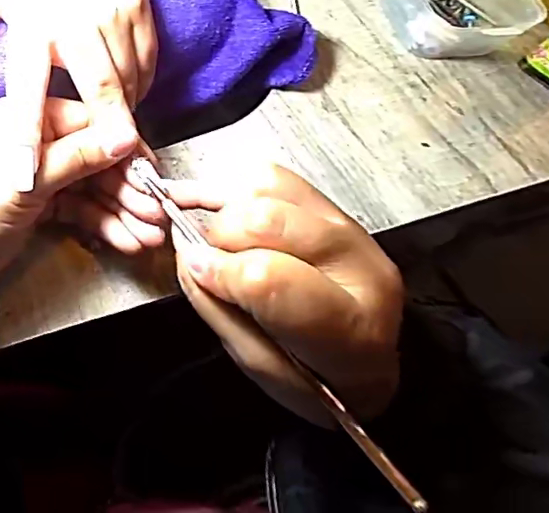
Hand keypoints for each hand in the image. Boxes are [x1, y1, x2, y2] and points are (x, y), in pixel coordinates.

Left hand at [0, 0, 149, 190]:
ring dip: (126, 110)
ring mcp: (113, 16)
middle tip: (115, 161)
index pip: (28, 90)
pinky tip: (128, 96)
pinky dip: (141, 85)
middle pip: (98, 88)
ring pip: (128, 78)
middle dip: (109, 130)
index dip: (27, 135)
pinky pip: (147, 61)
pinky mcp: (139, 12)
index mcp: (31, 26)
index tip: (26, 174)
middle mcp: (76, 23)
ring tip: (118, 137)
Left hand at [0, 97, 141, 284]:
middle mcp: (37, 140)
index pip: (90, 122)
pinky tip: (128, 241)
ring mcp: (41, 173)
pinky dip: (105, 224)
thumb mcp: (29, 179)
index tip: (154, 174)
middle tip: (158, 215)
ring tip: (151, 237)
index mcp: (26, 117)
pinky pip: (82, 208)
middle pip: (96, 157)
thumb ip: (78, 156)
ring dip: (123, 211)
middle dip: (128, 188)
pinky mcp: (43, 202)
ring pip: (93, 187)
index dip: (125, 149)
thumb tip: (126, 135)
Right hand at [166, 162, 402, 424]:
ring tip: (222, 240)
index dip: (221, 269)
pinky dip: (234, 191)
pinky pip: (268, 176)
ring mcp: (344, 227)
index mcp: (350, 327)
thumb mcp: (260, 363)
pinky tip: (220, 210)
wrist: (359, 357)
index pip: (272, 278)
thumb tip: (189, 258)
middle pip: (266, 221)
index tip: (197, 269)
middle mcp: (357, 266)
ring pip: (264, 190)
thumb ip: (217, 308)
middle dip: (220, 237)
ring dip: (227, 213)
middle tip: (209, 259)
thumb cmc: (311, 372)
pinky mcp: (327, 204)